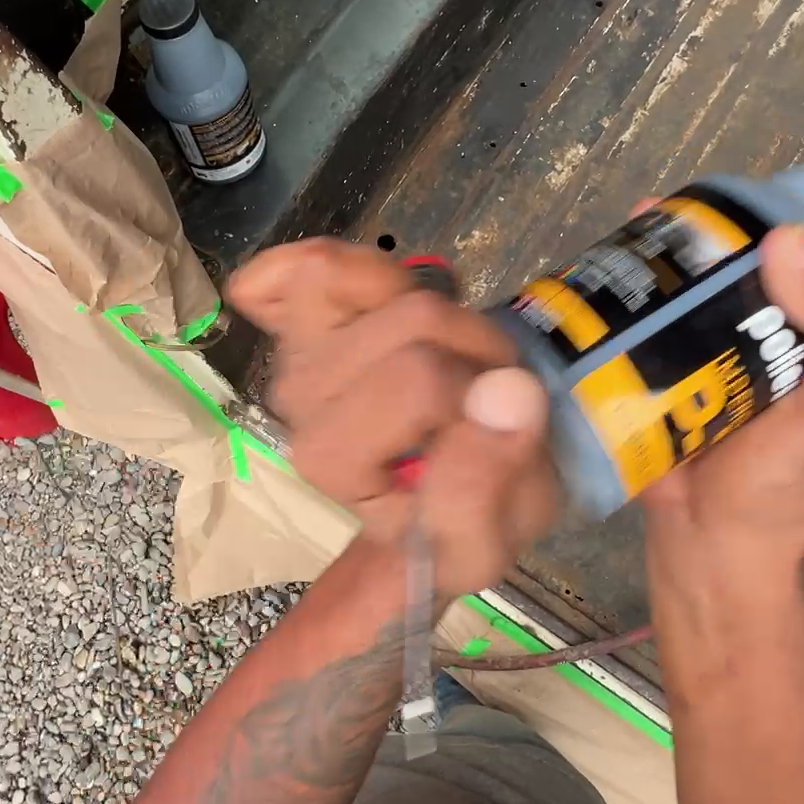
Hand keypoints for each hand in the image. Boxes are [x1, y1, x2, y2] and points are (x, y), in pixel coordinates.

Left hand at [228, 239, 562, 596]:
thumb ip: (487, 486)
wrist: (425, 505)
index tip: (491, 431)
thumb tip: (504, 394)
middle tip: (485, 394)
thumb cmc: (451, 526)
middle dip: (475, 349)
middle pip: (414, 321)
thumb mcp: (484, 543)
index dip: (477, 393)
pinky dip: (356, 264)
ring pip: (380, 278)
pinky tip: (390, 291)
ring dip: (443, 310)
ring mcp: (299, 351)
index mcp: (332, 458)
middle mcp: (301, 398)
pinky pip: (316, 260)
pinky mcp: (304, 316)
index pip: (420, 380)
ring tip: (456, 357)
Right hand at [641, 211, 803, 590]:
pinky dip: (664, 261)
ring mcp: (744, 334)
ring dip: (720, 229)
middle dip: (799, 207)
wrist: (703, 529)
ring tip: (689, 197)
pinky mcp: (688, 345)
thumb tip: (792, 238)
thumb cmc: (792, 477)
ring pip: (742, 264)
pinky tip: (641, 232)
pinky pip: (681, 291)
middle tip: (764, 175)